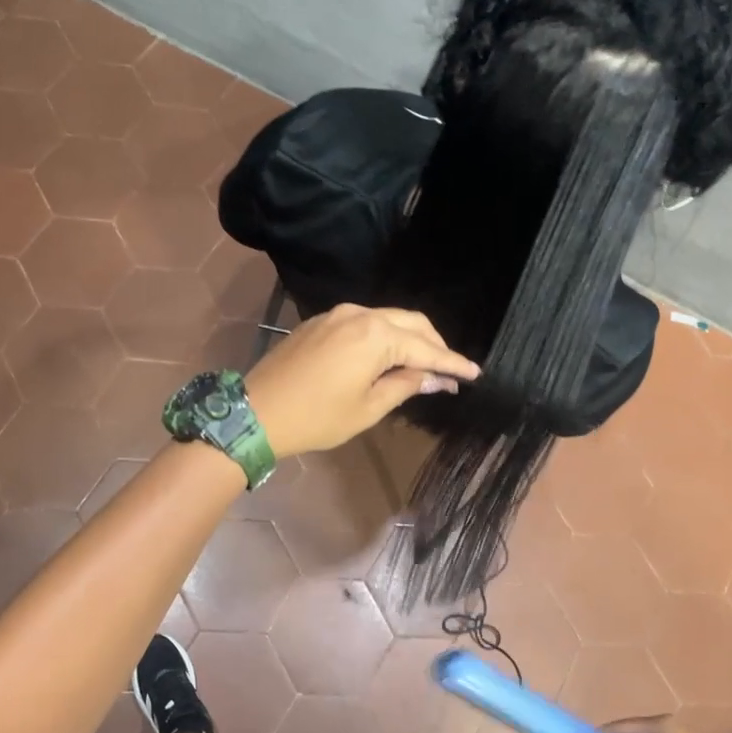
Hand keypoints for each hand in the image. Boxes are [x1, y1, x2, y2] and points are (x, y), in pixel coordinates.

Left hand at [245, 304, 480, 457]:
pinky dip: (384, 337)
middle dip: (434, 344)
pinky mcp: (320, 322)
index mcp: (375, 335)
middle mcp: (359, 314)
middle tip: (450, 371)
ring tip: (424, 365)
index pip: (425, 348)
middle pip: (411, 323)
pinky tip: (389, 357)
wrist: (257, 412)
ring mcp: (337, 315)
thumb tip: (434, 378)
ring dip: (410, 339)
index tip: (474, 374)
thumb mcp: (368, 408)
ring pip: (387, 319)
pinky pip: (364, 323)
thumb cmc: (316, 418)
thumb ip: (405, 386)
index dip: (452, 363)